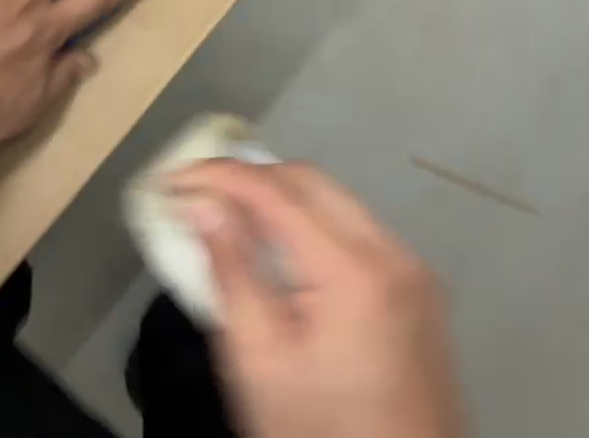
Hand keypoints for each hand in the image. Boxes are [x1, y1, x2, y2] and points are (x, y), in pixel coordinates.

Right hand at [170, 160, 463, 437]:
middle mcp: (392, 253)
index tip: (172, 180)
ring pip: (333, 197)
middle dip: (247, 176)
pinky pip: (354, 227)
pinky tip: (276, 245)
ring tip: (228, 215)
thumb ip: (229, 270)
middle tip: (198, 193)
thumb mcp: (257, 359)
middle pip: (308, 179)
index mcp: (352, 270)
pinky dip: (309, 220)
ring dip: (278, 195)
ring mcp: (412, 269)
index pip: (274, 191)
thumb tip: (202, 205)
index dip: (217, 175)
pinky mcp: (416, 287)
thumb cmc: (318, 430)